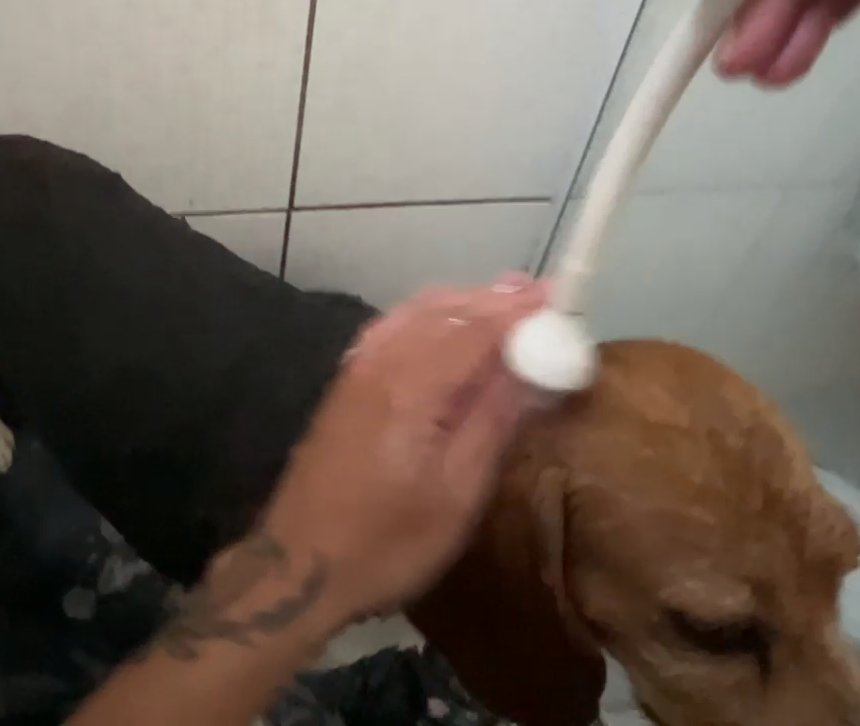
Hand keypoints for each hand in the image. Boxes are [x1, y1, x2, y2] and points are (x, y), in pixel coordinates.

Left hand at [255, 276, 547, 625]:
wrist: (299, 561)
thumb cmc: (387, 541)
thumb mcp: (456, 493)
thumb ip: (493, 420)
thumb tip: (531, 367)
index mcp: (411, 385)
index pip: (474, 328)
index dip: (519, 311)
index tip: (560, 299)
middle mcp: (379, 361)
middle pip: (443, 309)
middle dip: (494, 300)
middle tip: (540, 297)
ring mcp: (356, 368)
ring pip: (414, 313)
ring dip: (462, 303)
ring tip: (505, 304)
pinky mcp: (346, 381)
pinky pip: (392, 328)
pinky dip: (428, 316)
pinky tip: (445, 327)